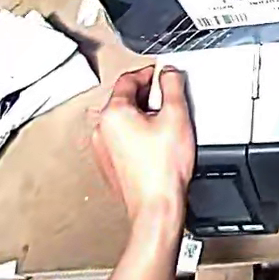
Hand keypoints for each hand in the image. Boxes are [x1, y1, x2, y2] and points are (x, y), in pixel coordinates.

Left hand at [90, 65, 193, 224]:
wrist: (156, 206)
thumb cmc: (163, 168)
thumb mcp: (176, 115)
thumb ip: (173, 85)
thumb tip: (169, 73)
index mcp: (113, 114)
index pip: (128, 79)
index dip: (149, 73)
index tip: (162, 74)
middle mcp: (102, 129)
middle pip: (124, 97)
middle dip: (147, 94)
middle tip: (168, 98)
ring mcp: (103, 148)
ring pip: (123, 117)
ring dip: (142, 113)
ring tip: (165, 122)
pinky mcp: (109, 163)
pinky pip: (122, 136)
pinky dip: (137, 131)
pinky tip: (157, 141)